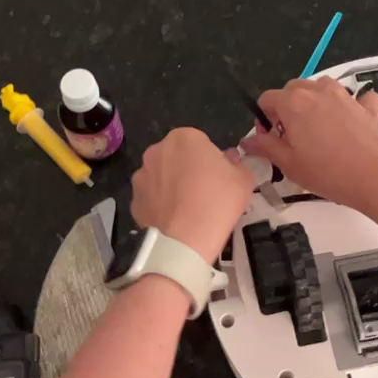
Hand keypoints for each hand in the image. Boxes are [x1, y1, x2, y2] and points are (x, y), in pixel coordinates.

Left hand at [131, 128, 255, 263]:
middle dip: (186, 170)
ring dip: (170, 187)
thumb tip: (229, 160)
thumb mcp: (244, 179)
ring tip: (187, 210)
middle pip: (176, 157)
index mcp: (184, 138)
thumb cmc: (218, 201)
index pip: (199, 143)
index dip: (209, 160)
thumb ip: (236, 164)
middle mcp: (156, 151)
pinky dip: (159, 207)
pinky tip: (174, 221)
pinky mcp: (133, 202)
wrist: (187, 239)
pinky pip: (150, 200)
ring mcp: (141, 177)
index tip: (217, 178)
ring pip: (160, 178)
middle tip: (203, 193)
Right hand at [241, 78, 377, 213]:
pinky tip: (349, 126)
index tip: (270, 138)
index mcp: (294, 103)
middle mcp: (319, 92)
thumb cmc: (331, 172)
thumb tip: (249, 141)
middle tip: (291, 139)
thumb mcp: (289, 164)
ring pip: (320, 90)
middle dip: (287, 110)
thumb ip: (265, 147)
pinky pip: (355, 98)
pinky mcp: (367, 106)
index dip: (264, 119)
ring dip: (314, 105)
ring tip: (317, 135)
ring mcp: (345, 96)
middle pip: (292, 90)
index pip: (266, 99)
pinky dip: (349, 106)